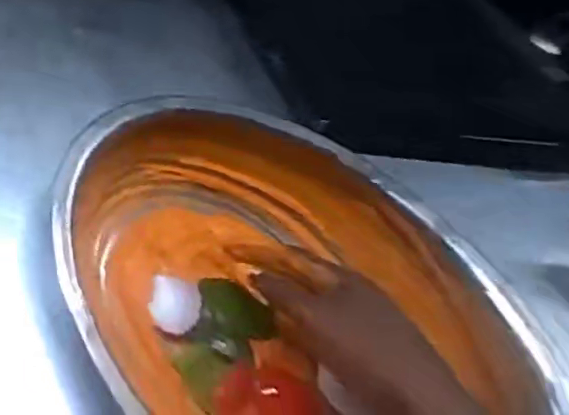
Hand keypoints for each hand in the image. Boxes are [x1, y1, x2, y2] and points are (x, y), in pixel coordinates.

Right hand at [236, 247, 482, 414]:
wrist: (424, 405)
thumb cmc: (363, 349)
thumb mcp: (311, 315)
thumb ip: (277, 289)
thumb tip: (251, 272)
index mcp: (345, 277)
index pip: (291, 254)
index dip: (257, 250)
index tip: (226, 250)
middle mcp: (359, 293)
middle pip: (305, 279)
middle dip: (273, 278)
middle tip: (241, 279)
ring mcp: (372, 322)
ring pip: (317, 305)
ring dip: (288, 306)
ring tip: (260, 309)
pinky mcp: (377, 348)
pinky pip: (329, 328)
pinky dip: (306, 328)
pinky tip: (293, 336)